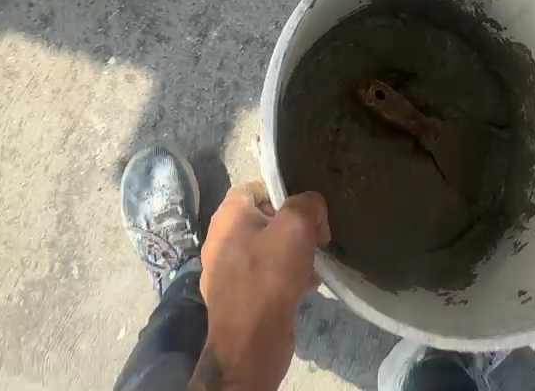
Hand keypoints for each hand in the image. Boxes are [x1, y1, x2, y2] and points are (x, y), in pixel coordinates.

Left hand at [192, 181, 329, 390]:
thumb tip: (313, 210)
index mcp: (227, 215)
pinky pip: (264, 275)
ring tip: (311, 269)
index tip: (305, 216)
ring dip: (293, 255)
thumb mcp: (296, 226)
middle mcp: (220, 238)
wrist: (250, 346)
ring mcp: (226, 270)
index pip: (259, 187)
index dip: (286, 196)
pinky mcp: (236, 296)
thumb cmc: (269, 277)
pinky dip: (283, 278)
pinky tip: (302, 288)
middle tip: (314, 243)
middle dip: (294, 229)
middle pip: (266, 218)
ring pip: (267, 248)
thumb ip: (308, 203)